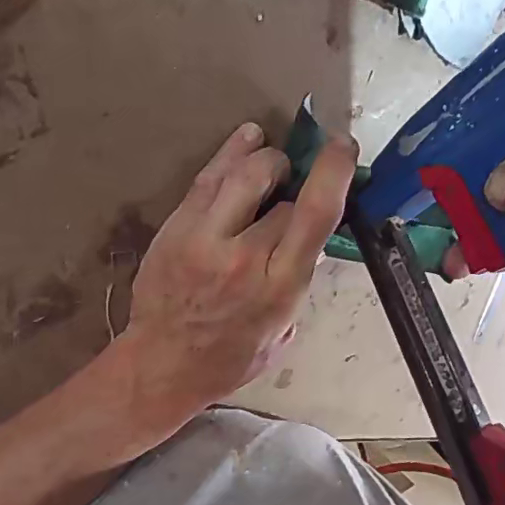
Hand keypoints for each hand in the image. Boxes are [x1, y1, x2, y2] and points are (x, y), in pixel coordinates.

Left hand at [114, 121, 355, 422]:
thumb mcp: (281, 331)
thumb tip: (308, 247)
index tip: (343, 147)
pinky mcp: (176, 228)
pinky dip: (231, 154)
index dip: (334, 173)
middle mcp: (245, 257)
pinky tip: (247, 140)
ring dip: (265, 160)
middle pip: (281, 195)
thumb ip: (296, 285)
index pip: (315, 215)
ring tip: (271, 163)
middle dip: (293, 183)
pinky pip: (207, 179)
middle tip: (291, 184)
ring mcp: (205, 238)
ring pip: (243, 173)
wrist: (162, 364)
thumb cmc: (229, 359)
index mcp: (280, 287)